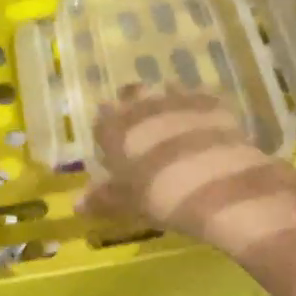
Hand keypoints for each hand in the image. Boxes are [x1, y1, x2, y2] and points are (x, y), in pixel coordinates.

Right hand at [82, 85, 295, 274]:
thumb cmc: (160, 196)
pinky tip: (206, 128)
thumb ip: (103, 199)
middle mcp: (146, 105)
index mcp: (117, 127)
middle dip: (136, 109)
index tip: (111, 144)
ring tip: (174, 128)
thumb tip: (78, 203)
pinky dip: (200, 109)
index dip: (107, 129)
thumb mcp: (128, 203)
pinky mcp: (216, 105)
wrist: (218, 186)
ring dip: (168, 105)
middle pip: (135, 96)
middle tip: (142, 132)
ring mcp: (182, 101)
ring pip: (168, 92)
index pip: (103, 118)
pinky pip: (203, 100)